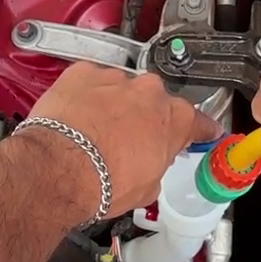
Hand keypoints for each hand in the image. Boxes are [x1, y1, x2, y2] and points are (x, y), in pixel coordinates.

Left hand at [13, 62, 219, 227]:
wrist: (58, 168)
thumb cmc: (103, 181)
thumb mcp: (146, 188)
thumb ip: (157, 166)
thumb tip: (148, 165)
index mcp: (174, 119)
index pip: (199, 121)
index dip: (200, 130)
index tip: (202, 132)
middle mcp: (149, 92)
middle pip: (155, 102)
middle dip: (145, 118)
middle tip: (129, 141)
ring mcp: (116, 78)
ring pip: (121, 89)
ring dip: (113, 106)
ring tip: (96, 132)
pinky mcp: (83, 73)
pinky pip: (90, 81)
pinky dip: (86, 95)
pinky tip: (77, 116)